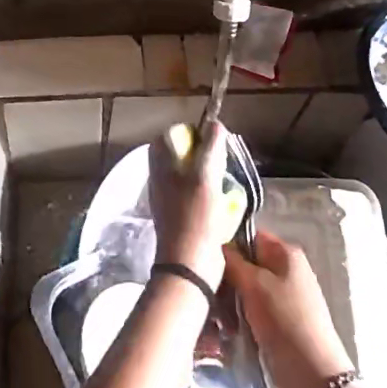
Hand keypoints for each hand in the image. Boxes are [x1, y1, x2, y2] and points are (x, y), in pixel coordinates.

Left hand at [148, 123, 239, 287]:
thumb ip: (209, 148)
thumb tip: (214, 124)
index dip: (191, 132)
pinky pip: (195, 193)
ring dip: (208, 172)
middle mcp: (160, 178)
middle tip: (223, 159)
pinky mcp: (181, 214)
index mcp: (159, 165)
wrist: (189, 263)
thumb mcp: (205, 176)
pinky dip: (209, 190)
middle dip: (202, 153)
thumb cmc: (196, 216)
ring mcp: (169, 197)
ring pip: (189, 174)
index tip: (213, 138)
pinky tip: (224, 198)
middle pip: (181, 155)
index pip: (170, 136)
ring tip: (226, 177)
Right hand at [224, 230, 354, 387]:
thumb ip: (233, 259)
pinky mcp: (278, 317)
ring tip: (216, 312)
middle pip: (245, 262)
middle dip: (226, 275)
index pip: (249, 235)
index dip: (228, 243)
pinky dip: (238, 312)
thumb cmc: (283, 319)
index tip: (208, 257)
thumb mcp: (253, 283)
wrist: (312, 373)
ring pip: (245, 286)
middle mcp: (286, 269)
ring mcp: (283, 294)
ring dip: (230, 298)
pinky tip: (227, 325)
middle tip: (210, 289)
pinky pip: (251, 305)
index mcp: (286, 253)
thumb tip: (219, 244)